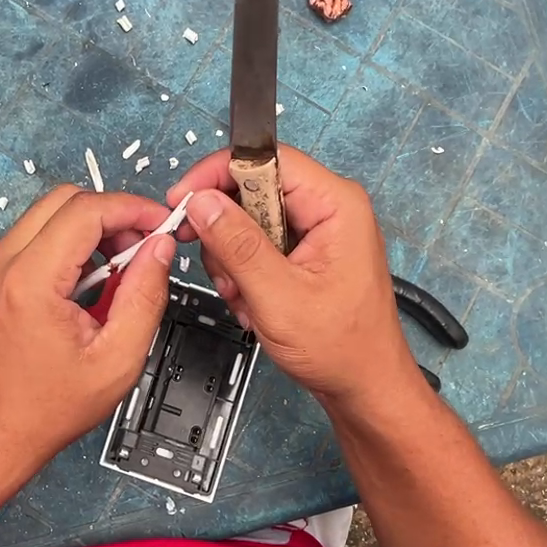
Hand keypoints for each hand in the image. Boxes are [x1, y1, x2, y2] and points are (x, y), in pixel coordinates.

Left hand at [0, 185, 177, 468]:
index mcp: (30, 283)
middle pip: (65, 199)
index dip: (132, 209)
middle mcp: (2, 265)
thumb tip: (160, 248)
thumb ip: (145, 296)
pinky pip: (35, 235)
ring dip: (91, 228)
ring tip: (117, 270)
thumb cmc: (47, 406)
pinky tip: (90, 281)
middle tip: (141, 248)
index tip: (160, 224)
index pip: (85, 210)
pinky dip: (69, 244)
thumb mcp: (117, 359)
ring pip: (49, 213)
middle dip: (112, 214)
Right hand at [167, 145, 430, 415]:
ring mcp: (314, 231)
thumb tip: (201, 201)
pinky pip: (254, 245)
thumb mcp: (278, 296)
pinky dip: (243, 274)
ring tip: (247, 298)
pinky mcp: (303, 251)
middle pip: (250, 190)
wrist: (364, 386)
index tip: (182, 198)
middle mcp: (326, 208)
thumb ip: (237, 245)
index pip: (264, 160)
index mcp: (334, 204)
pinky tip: (254, 303)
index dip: (216, 173)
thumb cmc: (341, 347)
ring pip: (245, 220)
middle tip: (223, 271)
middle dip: (225, 233)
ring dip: (232, 261)